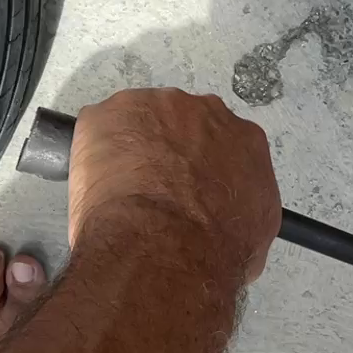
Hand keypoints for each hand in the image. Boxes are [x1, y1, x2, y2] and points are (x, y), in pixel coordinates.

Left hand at [68, 88, 280, 283]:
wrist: (168, 246)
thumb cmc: (210, 246)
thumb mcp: (256, 232)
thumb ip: (245, 203)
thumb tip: (232, 216)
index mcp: (243, 138)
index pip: (223, 142)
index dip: (203, 165)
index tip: (191, 183)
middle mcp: (206, 112)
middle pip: (184, 123)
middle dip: (171, 150)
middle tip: (157, 187)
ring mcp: (158, 106)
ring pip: (141, 121)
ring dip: (134, 148)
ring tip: (126, 189)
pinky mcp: (114, 112)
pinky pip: (100, 125)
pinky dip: (96, 149)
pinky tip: (101, 183)